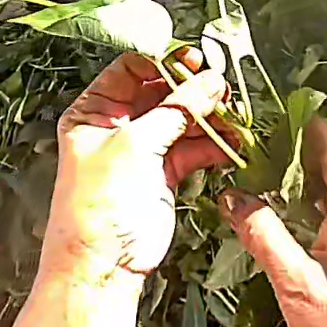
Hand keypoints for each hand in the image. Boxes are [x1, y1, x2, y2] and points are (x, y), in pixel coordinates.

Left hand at [43, 48, 233, 283]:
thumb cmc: (97, 206)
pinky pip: (192, 146)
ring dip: (208, 114)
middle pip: (161, 91)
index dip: (162, 60)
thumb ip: (176, 109)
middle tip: (219, 83)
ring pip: (181, 118)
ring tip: (231, 111)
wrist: (104, 268)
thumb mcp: (135, 144)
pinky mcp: (163, 170)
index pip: (131, 68)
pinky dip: (213, 143)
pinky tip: (231, 140)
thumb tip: (209, 81)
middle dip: (192, 87)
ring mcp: (143, 147)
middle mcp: (118, 125)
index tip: (193, 58)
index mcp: (95, 111)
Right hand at [219, 122, 326, 326]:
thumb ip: (265, 237)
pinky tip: (272, 209)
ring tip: (249, 168)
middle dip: (288, 146)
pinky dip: (301, 199)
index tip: (262, 113)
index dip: (299, 121)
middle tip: (245, 142)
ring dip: (293, 173)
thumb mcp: (300, 290)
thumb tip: (231, 195)